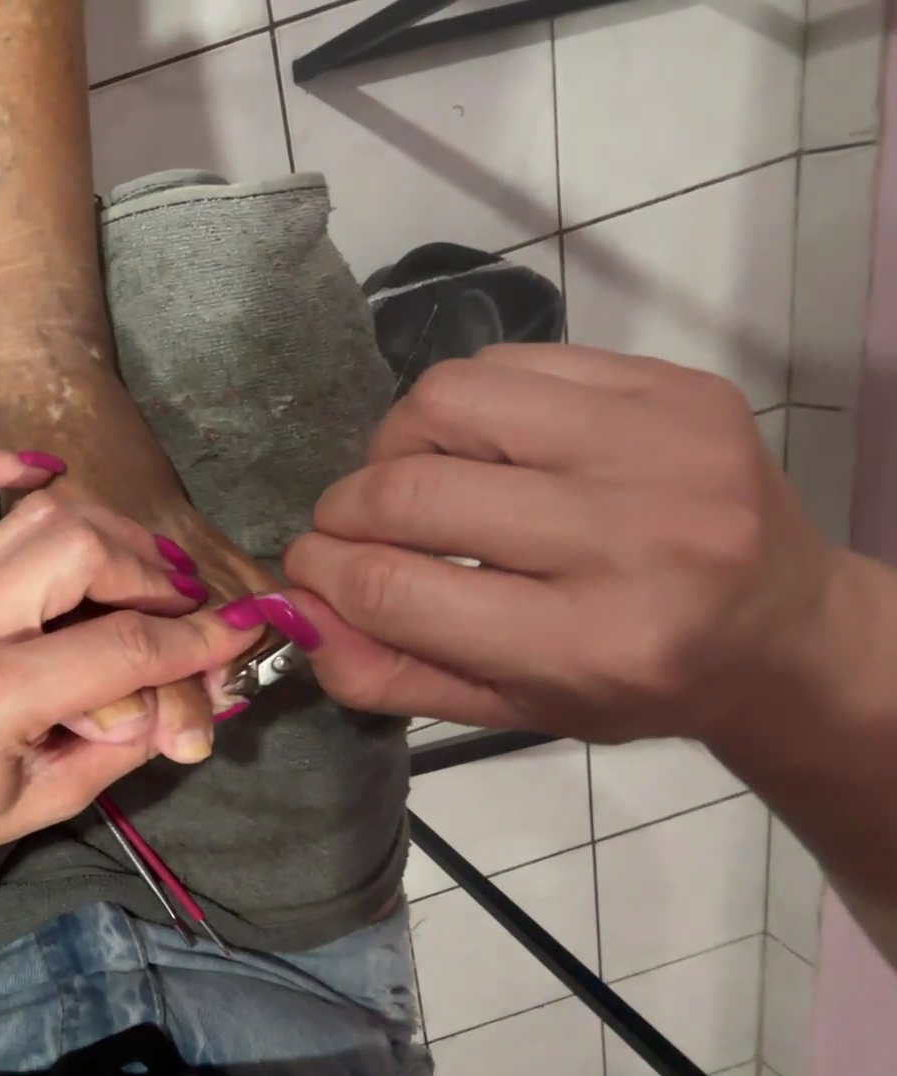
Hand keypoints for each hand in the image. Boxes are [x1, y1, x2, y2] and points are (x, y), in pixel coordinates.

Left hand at [0, 450, 272, 887]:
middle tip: (181, 607)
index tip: (243, 631)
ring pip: (37, 518)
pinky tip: (43, 468)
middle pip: (78, 550)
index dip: (196, 642)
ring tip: (142, 569)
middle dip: (148, 573)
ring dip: (105, 531)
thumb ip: (129, 740)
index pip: (121, 648)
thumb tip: (198, 687)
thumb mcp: (52, 799)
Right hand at [281, 344, 866, 744]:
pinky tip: (482, 446)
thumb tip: (292, 611)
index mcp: (590, 644)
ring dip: (395, 444)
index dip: (319, 572)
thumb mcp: (496, 708)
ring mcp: (661, 447)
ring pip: (444, 400)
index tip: (309, 570)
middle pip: (407, 491)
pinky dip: (458, 406)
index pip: (388, 587)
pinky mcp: (672, 387)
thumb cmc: (624, 682)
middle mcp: (637, 540)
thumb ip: (379, 672)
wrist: (786, 629)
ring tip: (419, 478)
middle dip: (342, 510)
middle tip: (351, 529)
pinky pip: (502, 363)